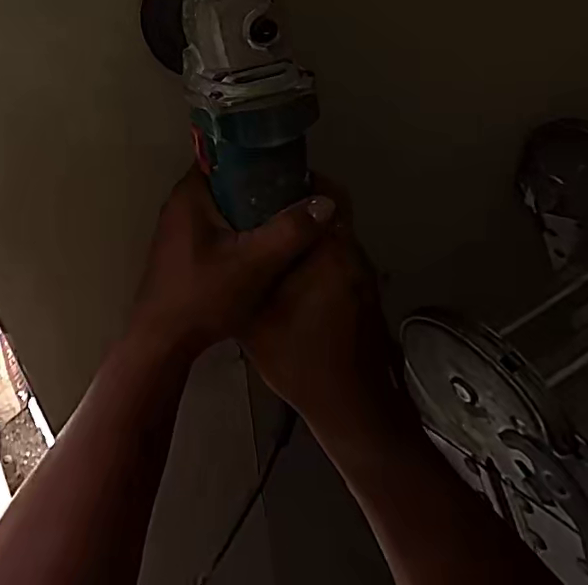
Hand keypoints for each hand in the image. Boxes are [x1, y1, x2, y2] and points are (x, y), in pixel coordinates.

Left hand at [126, 167, 335, 358]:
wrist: (165, 336)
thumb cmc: (204, 294)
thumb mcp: (254, 263)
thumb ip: (290, 231)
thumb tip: (326, 200)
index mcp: (189, 195)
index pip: (221, 157)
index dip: (254, 156)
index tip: (289, 162)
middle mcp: (179, 204)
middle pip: (225, 183)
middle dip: (260, 186)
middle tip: (299, 193)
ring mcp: (179, 227)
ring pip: (223, 208)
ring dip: (252, 211)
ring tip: (291, 216)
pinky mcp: (184, 248)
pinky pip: (217, 227)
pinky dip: (240, 229)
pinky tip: (267, 244)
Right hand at [238, 198, 407, 437]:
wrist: (352, 411)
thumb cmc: (300, 357)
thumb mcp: (255, 312)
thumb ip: (246, 269)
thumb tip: (226, 236)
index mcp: (330, 253)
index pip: (328, 194)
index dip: (298, 177)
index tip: (262, 176)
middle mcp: (353, 257)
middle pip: (328, 210)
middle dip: (291, 201)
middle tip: (250, 203)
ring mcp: (362, 277)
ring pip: (331, 233)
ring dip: (301, 227)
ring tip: (258, 231)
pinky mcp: (361, 294)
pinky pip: (334, 254)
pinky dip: (310, 250)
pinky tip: (279, 266)